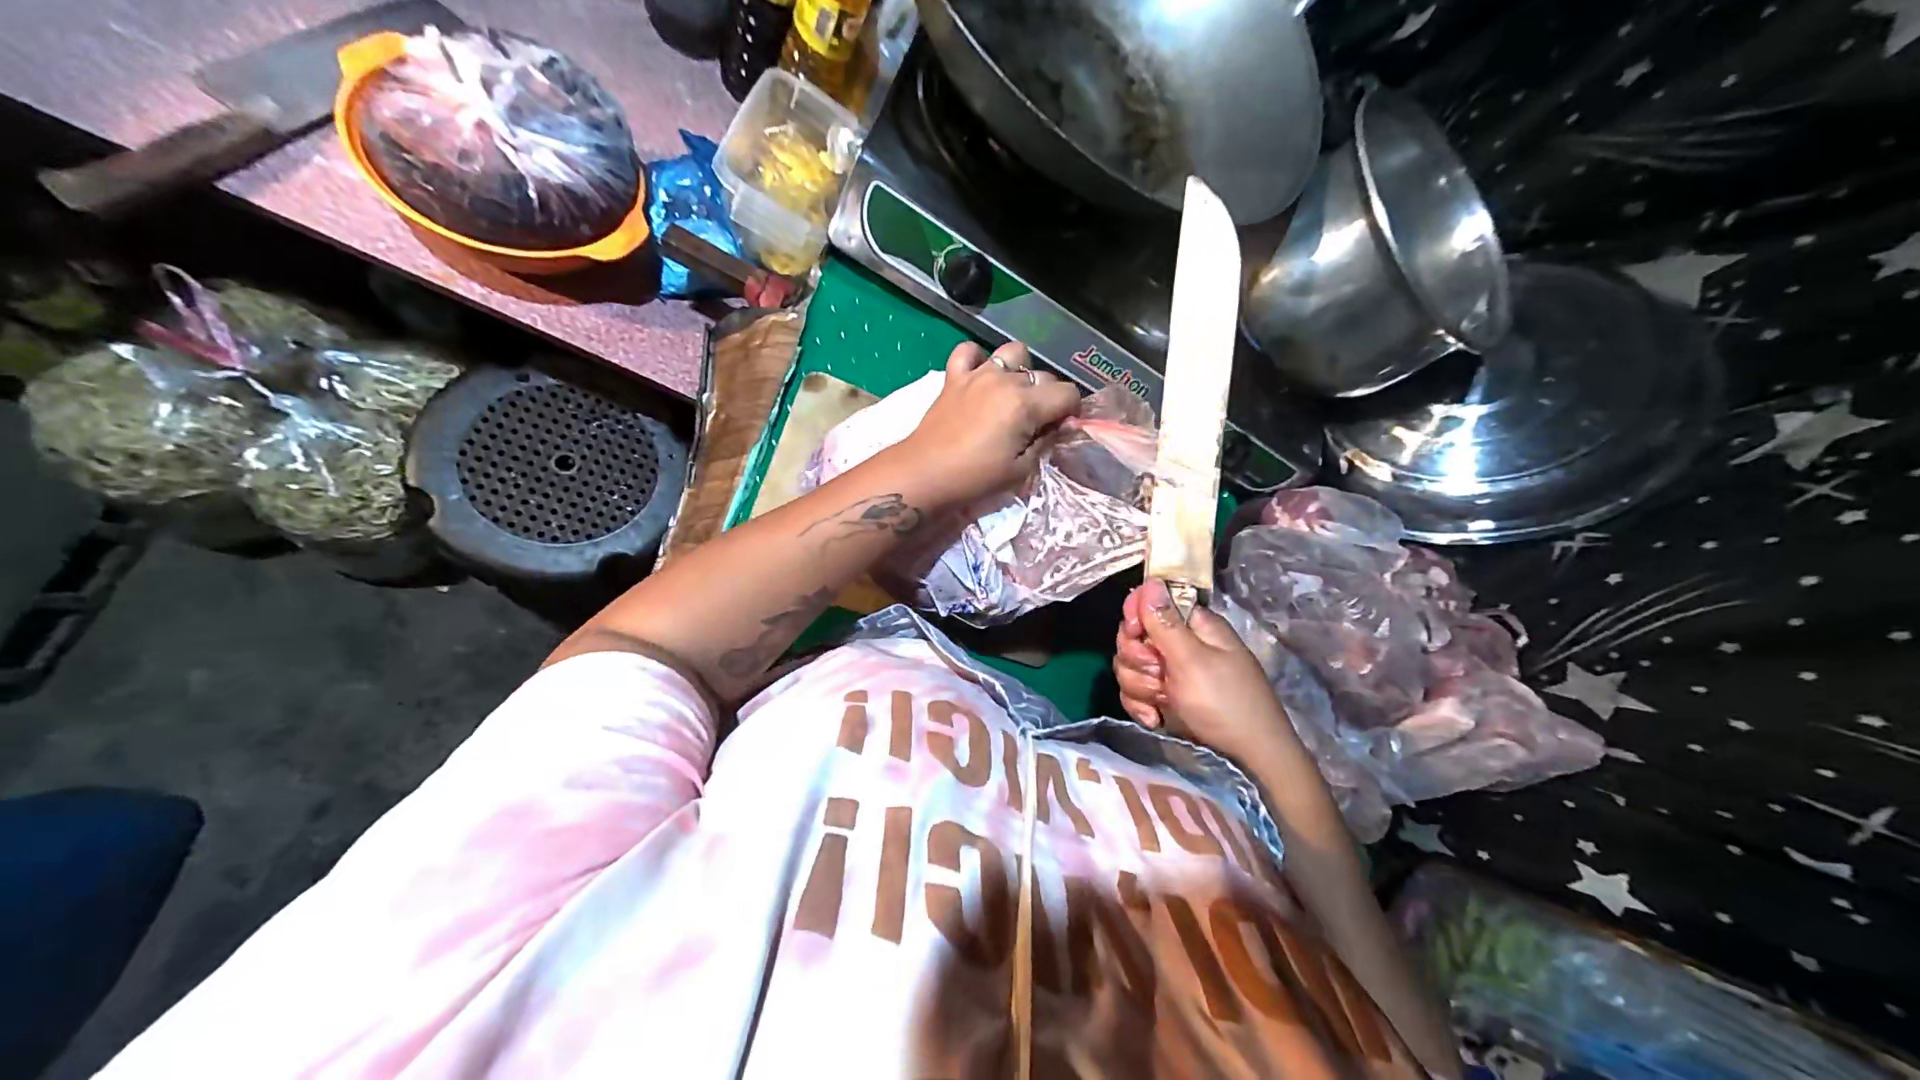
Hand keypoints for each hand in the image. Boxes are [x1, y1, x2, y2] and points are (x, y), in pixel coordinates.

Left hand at [897, 342, 1081, 505]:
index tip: (1060, 429)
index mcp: (1026, 404)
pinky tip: (979, 378)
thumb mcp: (1021, 470)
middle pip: (1044, 375)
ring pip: (1013, 352)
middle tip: (1035, 423)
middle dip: (1048, 396)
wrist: (924, 474)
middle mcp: (1006, 380)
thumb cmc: (975, 478)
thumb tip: (1056, 428)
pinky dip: (977, 359)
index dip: (1071, 412)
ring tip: (1011, 394)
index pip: (1068, 393)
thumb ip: (1044, 443)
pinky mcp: (954, 377)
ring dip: (1019, 370)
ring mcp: (978, 374)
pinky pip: (968, 351)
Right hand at [1113, 579, 1292, 764]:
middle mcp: (1179, 645)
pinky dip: (1140, 705)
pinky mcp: (1163, 699)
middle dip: (1137, 659)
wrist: (1247, 759)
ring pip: (1128, 666)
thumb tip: (1150, 580)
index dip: (1136, 616)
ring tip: (1162, 701)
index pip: (1150, 603)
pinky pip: (1133, 692)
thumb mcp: (1193, 661)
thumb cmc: (1226, 703)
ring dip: (1139, 686)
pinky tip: (1155, 718)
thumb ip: (1165, 623)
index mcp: (1194, 626)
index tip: (1137, 634)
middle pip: (1132, 636)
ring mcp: (1170, 674)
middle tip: (1159, 675)